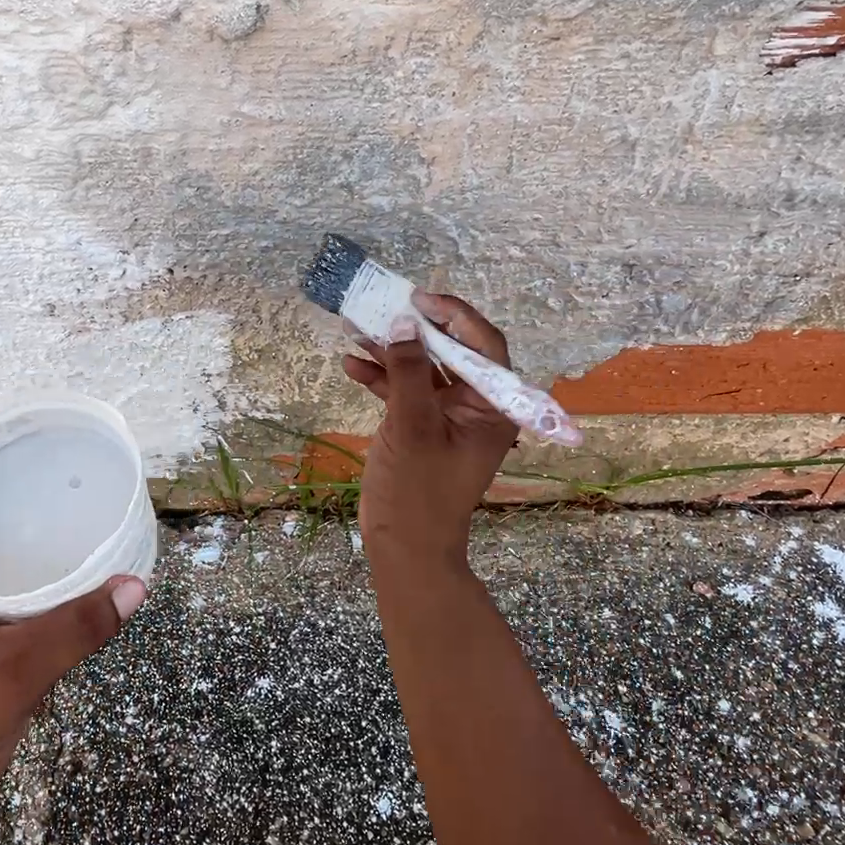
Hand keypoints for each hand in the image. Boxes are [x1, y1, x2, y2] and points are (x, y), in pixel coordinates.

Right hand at [343, 292, 519, 562]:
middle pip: (449, 352)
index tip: (420, 299)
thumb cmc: (419, 489)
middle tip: (384, 307)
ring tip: (357, 330)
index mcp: (491, 406)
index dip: (455, 316)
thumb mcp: (413, 426)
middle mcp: (474, 406)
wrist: (404, 544)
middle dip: (415, 330)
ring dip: (391, 351)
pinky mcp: (419, 427)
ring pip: (421, 369)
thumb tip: (405, 323)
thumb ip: (409, 372)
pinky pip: (403, 392)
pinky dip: (380, 378)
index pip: (484, 345)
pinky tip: (352, 365)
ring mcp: (445, 416)